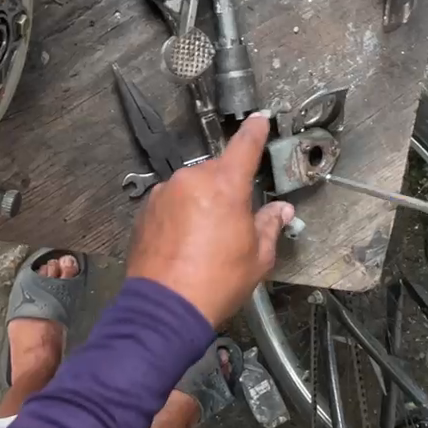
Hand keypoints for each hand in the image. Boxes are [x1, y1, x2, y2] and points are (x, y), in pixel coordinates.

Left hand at [126, 113, 294, 326]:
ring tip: (206, 238)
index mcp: (225, 185)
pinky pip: (171, 202)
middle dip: (226, 189)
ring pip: (192, 187)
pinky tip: (185, 241)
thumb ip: (269, 226)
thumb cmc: (216, 282)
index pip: (244, 146)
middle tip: (234, 222)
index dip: (255, 131)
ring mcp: (165, 193)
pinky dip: (181, 214)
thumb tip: (281, 211)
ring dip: (201, 202)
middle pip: (216, 172)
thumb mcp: (257, 257)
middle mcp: (192, 180)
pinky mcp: (146, 209)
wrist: (164, 307)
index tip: (260, 119)